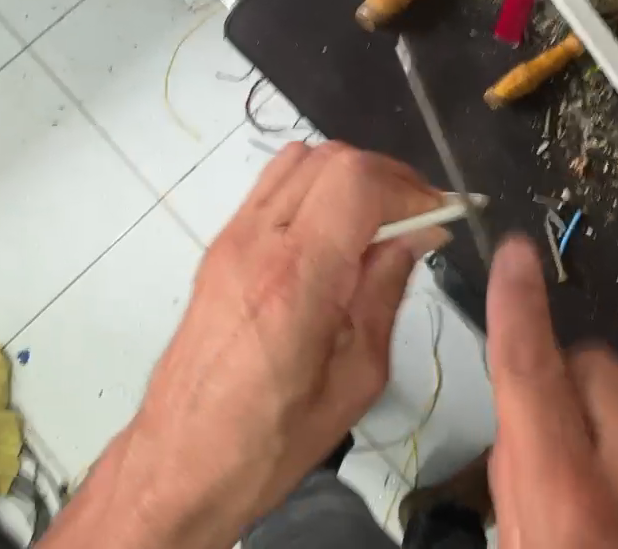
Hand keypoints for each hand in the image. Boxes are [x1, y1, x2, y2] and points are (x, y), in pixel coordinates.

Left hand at [49, 142, 447, 548]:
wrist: (179, 459)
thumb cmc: (274, 439)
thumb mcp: (356, 377)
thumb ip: (385, 291)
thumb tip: (418, 233)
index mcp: (298, 279)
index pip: (358, 183)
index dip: (409, 189)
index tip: (439, 218)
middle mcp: (260, 240)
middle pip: (334, 158)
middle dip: (388, 177)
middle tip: (417, 219)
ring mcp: (233, 234)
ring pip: (302, 158)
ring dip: (351, 174)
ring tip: (379, 219)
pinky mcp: (220, 241)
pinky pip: (274, 181)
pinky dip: (316, 182)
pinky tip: (335, 225)